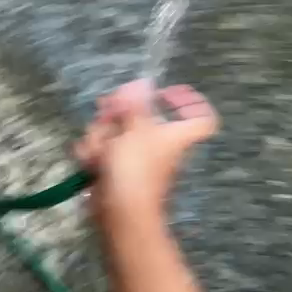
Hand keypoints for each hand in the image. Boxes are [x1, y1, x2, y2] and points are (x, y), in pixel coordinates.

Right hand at [71, 79, 217, 227]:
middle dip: (116, 112)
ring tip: (99, 149)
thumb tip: (146, 81)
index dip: (189, 101)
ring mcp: (135, 154)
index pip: (200, 118)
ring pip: (115, 129)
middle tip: (106, 111)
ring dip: (100, 134)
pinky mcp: (115, 165)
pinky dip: (94, 152)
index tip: (167, 92)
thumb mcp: (135, 128)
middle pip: (139, 115)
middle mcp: (158, 143)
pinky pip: (103, 147)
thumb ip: (137, 103)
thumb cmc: (135, 169)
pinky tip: (91, 160)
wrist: (120, 210)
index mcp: (174, 135)